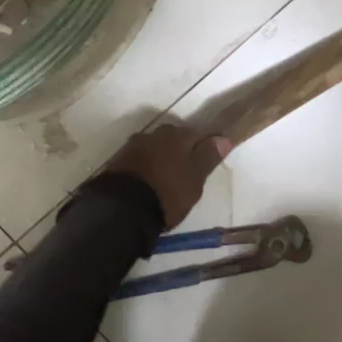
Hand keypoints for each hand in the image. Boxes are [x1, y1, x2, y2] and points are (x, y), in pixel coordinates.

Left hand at [102, 122, 231, 227]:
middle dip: (179, 149)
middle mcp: (155, 133)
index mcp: (178, 136)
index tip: (207, 159)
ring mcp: (134, 145)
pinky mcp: (118, 159)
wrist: (122, 208)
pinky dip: (145, 165)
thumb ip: (208, 157)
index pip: (197, 133)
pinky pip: (138, 158)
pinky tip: (147, 179)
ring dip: (160, 156)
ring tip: (164, 177)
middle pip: (173, 137)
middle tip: (185, 170)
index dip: (203, 145)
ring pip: (154, 146)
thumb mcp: (195, 180)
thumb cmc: (167, 193)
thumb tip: (223, 138)